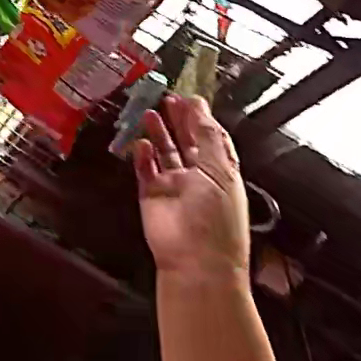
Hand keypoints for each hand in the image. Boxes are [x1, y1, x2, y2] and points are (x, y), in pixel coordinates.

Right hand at [130, 94, 249, 282]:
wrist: (195, 262)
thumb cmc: (215, 218)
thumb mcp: (219, 171)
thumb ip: (206, 136)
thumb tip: (199, 104)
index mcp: (220, 172)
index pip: (211, 139)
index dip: (201, 118)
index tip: (189, 97)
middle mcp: (197, 176)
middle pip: (186, 142)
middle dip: (177, 120)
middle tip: (165, 98)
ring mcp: (173, 185)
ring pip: (164, 153)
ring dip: (158, 133)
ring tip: (148, 112)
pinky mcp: (151, 193)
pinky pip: (145, 169)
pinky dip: (142, 155)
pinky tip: (140, 142)